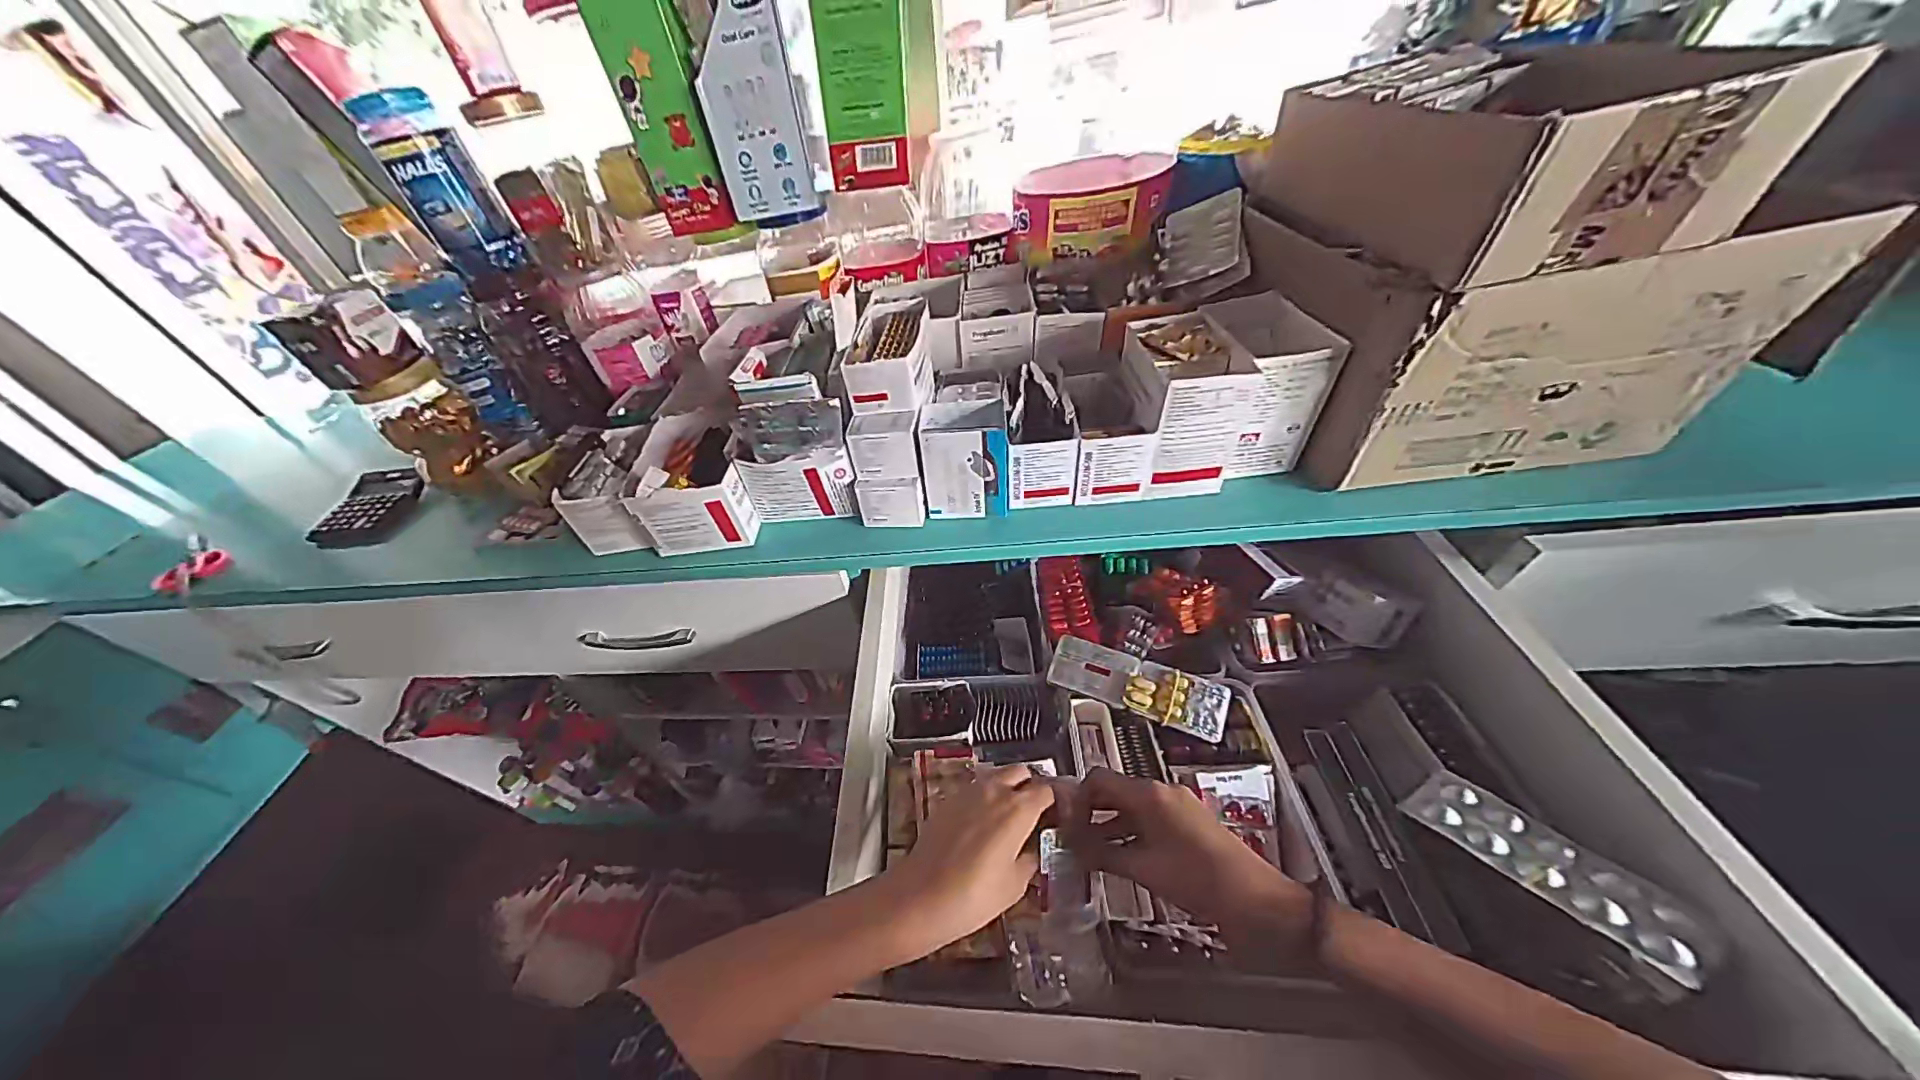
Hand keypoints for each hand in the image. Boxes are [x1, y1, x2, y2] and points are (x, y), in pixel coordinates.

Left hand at [883, 764, 1054, 953]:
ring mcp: (968, 792)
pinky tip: (985, 824)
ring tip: (1012, 817)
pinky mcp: (948, 800)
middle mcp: (994, 791)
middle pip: (1021, 772)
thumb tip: (1034, 849)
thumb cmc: (973, 895)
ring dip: (1008, 787)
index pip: (1048, 789)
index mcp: (1018, 808)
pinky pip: (975, 789)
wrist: (920, 896)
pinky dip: (986, 797)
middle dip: (1032, 785)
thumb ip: (1031, 858)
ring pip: (997, 776)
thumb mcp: (1015, 884)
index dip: (1058, 799)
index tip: (1062, 814)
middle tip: (1038, 811)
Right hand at [1064, 767, 1309, 946]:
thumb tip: (1073, 849)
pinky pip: (1149, 818)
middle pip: (1114, 791)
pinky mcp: (1188, 822)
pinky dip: (1130, 832)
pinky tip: (1121, 857)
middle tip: (1071, 838)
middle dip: (1090, 812)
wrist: (1255, 900)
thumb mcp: (1143, 869)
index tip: (1064, 825)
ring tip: (1091, 852)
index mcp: (1149, 794)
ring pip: (1130, 806)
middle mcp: (1162, 791)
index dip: (1076, 800)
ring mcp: (1177, 805)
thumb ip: (1103, 855)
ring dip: (1109, 825)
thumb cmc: (1197, 879)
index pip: (1098, 780)